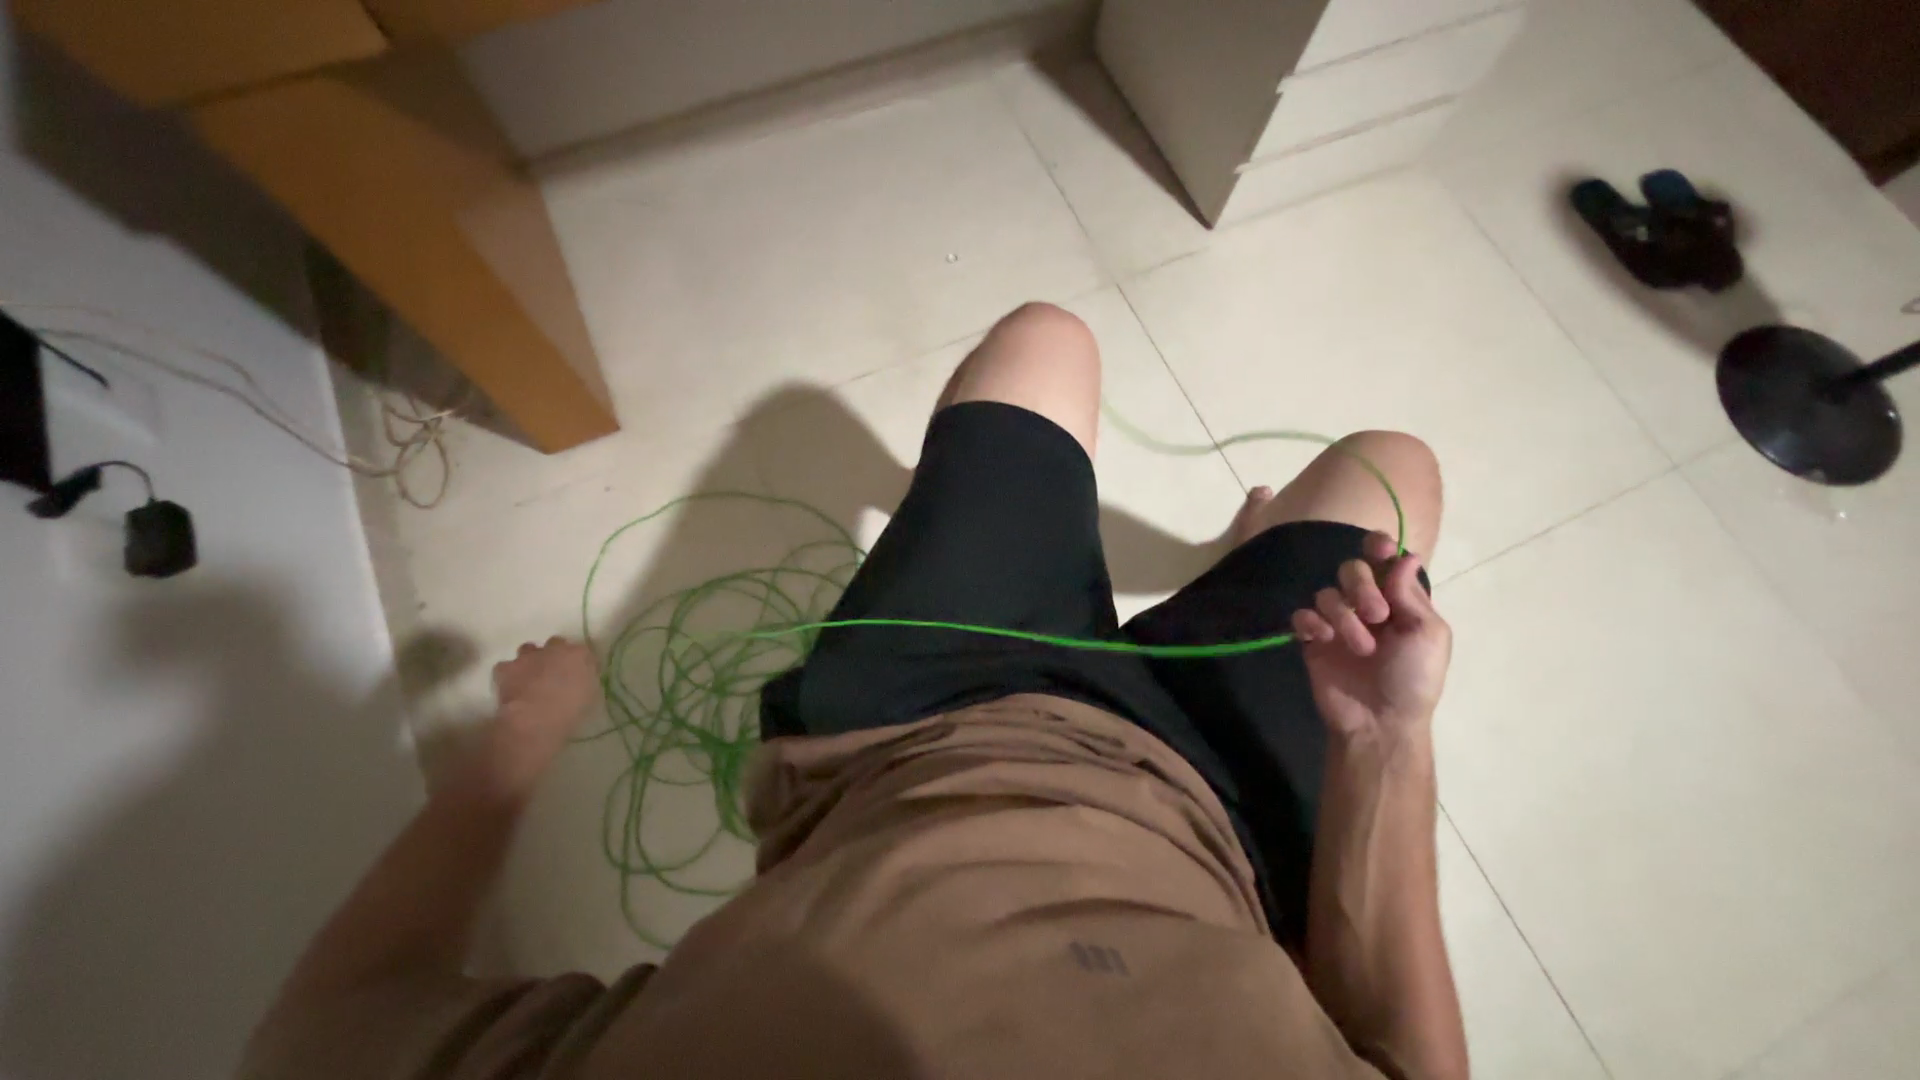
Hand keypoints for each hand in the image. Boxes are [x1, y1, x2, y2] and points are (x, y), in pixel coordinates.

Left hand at [464, 638, 600, 798]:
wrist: (531, 726)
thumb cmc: (567, 717)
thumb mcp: (586, 701)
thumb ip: (582, 686)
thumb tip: (578, 685)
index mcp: (578, 656)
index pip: (577, 649)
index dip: (572, 662)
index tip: (571, 676)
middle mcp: (552, 650)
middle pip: (551, 647)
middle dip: (548, 659)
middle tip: (549, 680)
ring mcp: (526, 658)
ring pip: (527, 655)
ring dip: (527, 666)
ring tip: (527, 688)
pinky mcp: (504, 670)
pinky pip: (508, 671)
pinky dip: (509, 679)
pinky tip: (509, 695)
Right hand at [1289, 532, 1450, 742]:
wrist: (1380, 721)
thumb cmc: (1414, 679)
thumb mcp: (1428, 636)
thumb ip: (1411, 595)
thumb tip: (1404, 556)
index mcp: (1400, 602)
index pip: (1386, 561)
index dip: (1380, 548)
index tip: (1380, 547)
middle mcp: (1368, 606)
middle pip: (1352, 569)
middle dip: (1362, 586)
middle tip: (1377, 615)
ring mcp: (1338, 623)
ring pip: (1327, 592)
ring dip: (1343, 615)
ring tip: (1359, 646)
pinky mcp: (1312, 640)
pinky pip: (1302, 614)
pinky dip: (1311, 621)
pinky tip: (1322, 638)